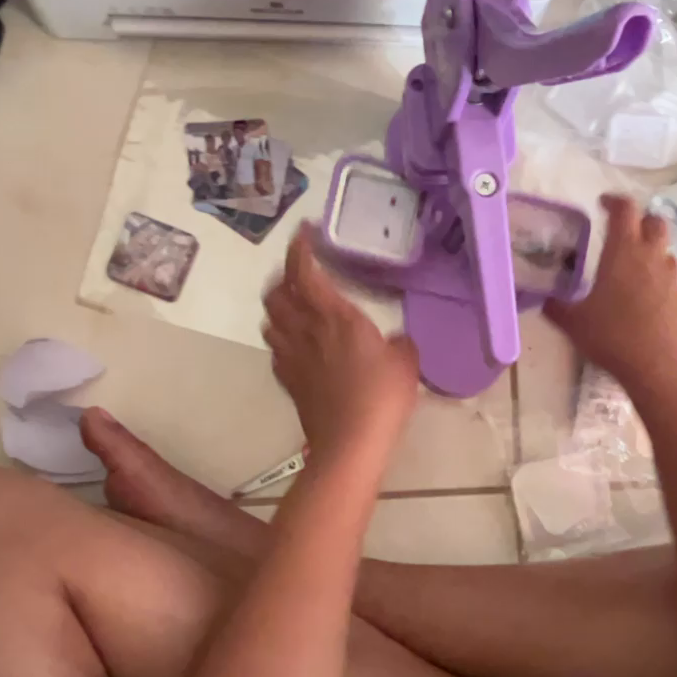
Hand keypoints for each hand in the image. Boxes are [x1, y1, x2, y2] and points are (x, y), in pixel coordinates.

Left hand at [264, 225, 419, 458]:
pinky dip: (282, 339)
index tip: (304, 234)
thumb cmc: (382, 396)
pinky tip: (298, 345)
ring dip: (279, 308)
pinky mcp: (288, 381)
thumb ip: (399, 342)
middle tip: (300, 275)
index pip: (304, 272)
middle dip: (283, 278)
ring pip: (270, 320)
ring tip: (296, 307)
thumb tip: (393, 340)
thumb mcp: (406, 360)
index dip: (299, 248)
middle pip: (276, 293)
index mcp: (334, 316)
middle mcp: (305, 330)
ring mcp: (291, 357)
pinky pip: (276, 350)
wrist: (350, 442)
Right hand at [546, 195, 676, 396]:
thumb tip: (543, 299)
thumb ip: (557, 307)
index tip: (602, 203)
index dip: (614, 201)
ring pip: (665, 248)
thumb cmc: (612, 337)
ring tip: (632, 263)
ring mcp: (671, 276)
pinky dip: (658, 274)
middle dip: (639, 219)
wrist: (659, 368)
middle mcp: (651, 256)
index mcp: (623, 251)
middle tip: (622, 231)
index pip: (624, 209)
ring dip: (651, 247)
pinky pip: (670, 274)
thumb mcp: (574, 323)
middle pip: (654, 220)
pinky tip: (644, 293)